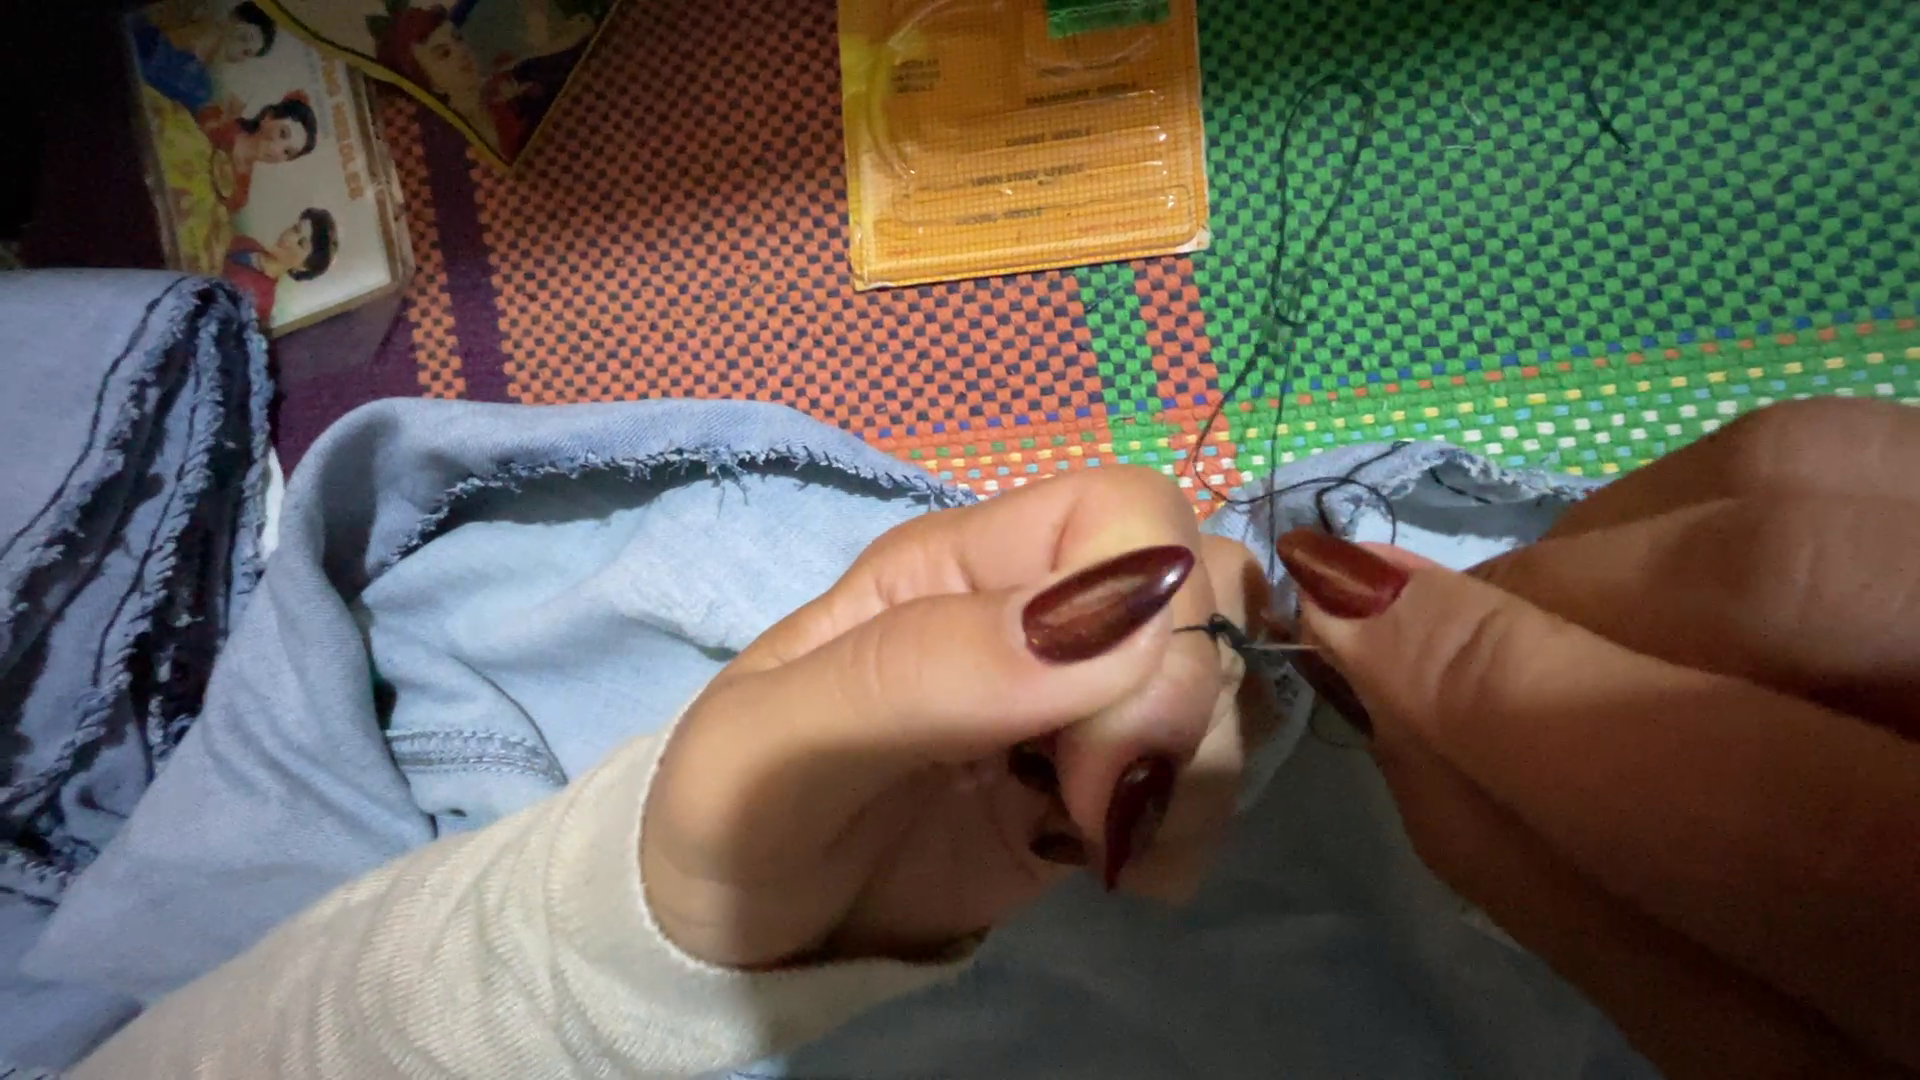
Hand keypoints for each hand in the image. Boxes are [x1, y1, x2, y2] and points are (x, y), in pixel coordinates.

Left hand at [643, 468, 1273, 967]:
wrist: (745, 920)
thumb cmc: (737, 812)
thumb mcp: (776, 741)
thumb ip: (920, 670)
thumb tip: (1110, 630)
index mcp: (954, 564)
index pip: (1121, 508)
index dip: (1146, 603)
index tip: (1090, 736)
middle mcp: (1034, 607)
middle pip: (1197, 584)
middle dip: (1177, 706)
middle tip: (1091, 804)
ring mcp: (1078, 690)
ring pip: (1219, 668)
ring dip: (1196, 769)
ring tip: (1101, 842)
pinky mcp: (1102, 773)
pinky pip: (1213, 758)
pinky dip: (1195, 820)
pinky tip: (1124, 866)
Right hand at [1279, 399, 1919, 1078]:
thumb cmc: (1876, 1034)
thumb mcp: (1716, 1036)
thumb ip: (1528, 869)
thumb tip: (1374, 679)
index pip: (1719, 783)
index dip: (1486, 680)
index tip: (1329, 609)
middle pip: (1770, 569)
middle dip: (1538, 600)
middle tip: (1455, 645)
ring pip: (1797, 462)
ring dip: (1605, 542)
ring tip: (1589, 629)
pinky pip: (1825, 442)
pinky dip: (1687, 500)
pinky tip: (1690, 592)